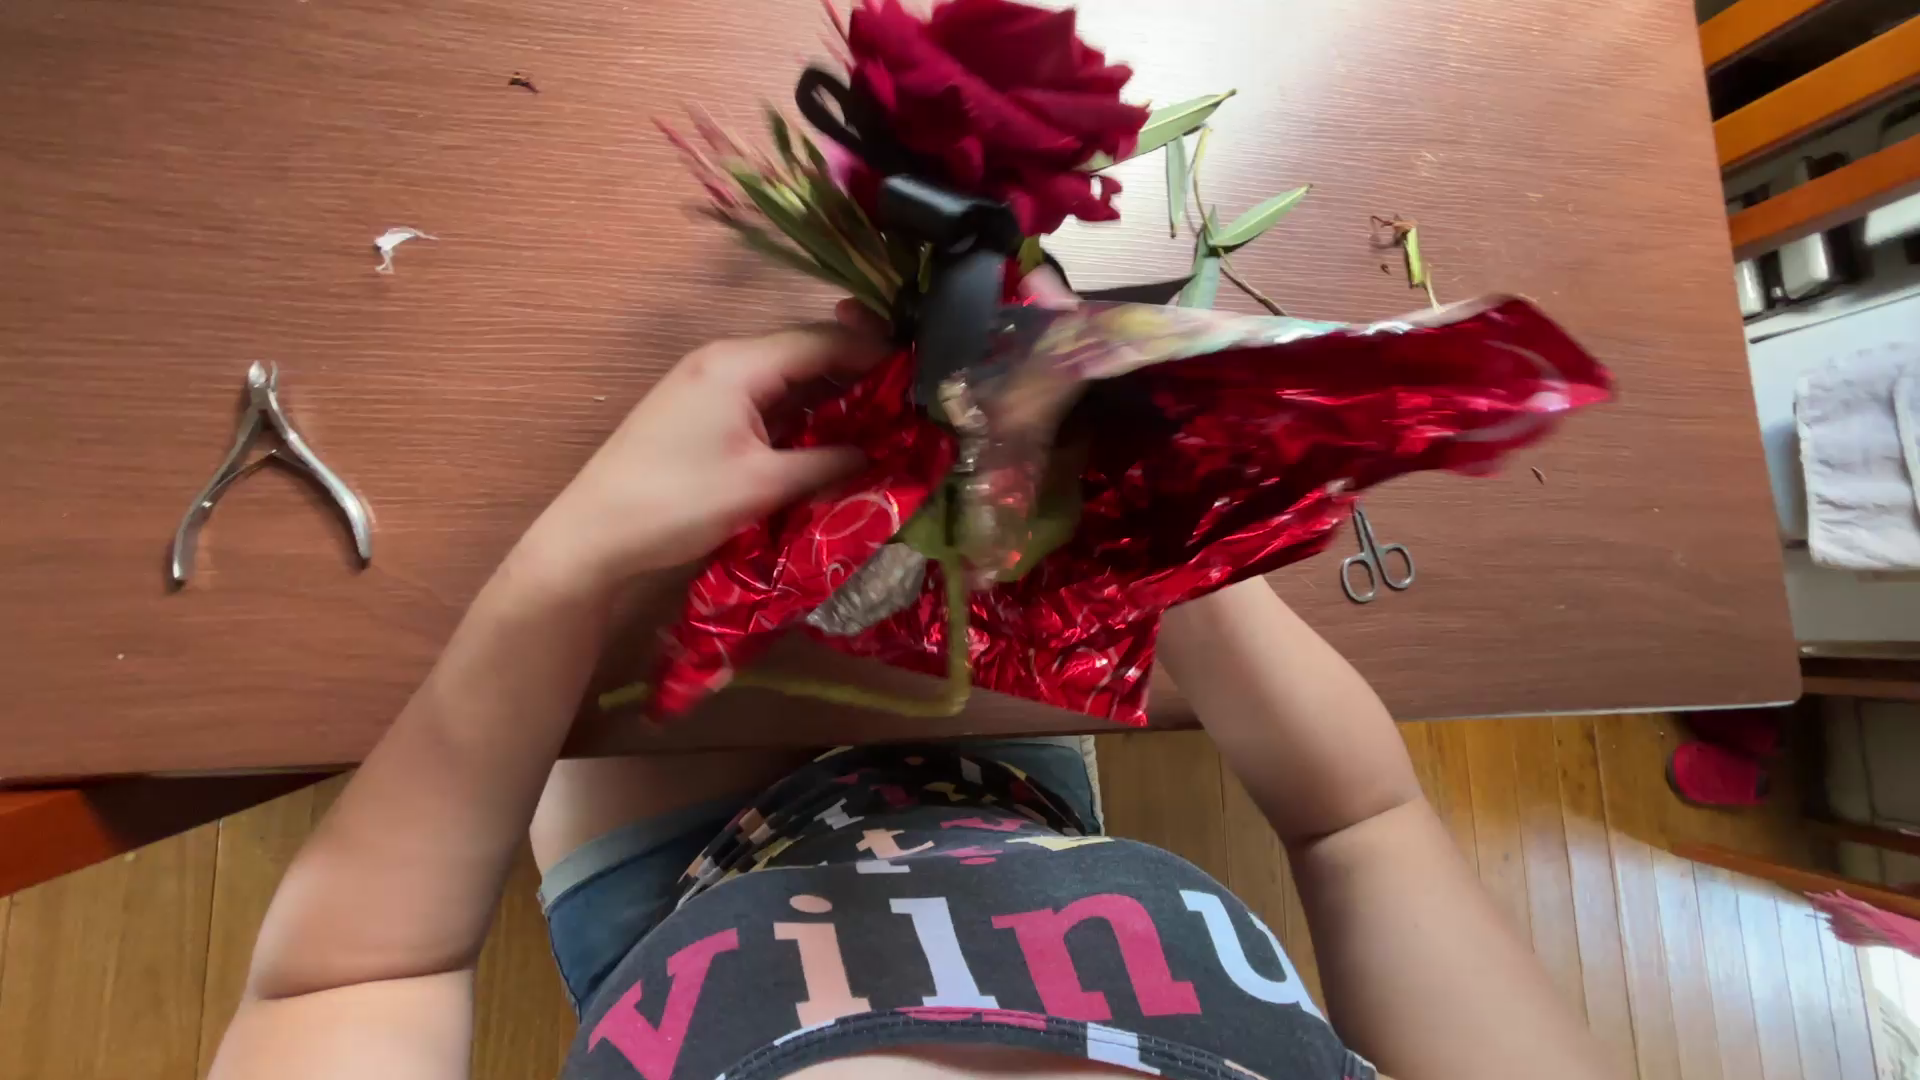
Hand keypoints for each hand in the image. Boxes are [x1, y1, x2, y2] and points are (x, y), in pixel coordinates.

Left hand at [522, 318, 887, 587]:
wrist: (594, 534)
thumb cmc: (680, 502)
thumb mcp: (765, 484)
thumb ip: (828, 462)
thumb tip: (879, 453)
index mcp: (739, 363)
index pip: (822, 341)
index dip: (874, 353)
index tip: (920, 374)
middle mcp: (724, 359)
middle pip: (805, 353)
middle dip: (857, 374)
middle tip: (906, 401)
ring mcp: (709, 384)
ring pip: (786, 378)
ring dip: (829, 397)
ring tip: (879, 420)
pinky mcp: (701, 410)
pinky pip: (764, 400)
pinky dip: (799, 414)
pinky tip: (828, 435)